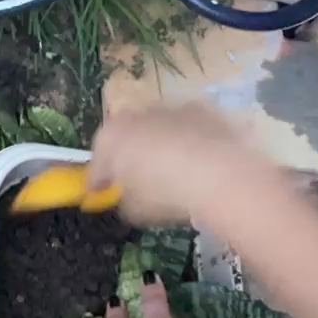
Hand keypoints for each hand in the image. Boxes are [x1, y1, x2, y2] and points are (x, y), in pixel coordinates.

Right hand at [86, 104, 279, 225]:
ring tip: (174, 171)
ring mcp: (170, 108)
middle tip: (138, 181)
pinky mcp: (202, 108)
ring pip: (157, 128)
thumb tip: (126, 197)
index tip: (101, 194)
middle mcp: (135, 115)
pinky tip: (202, 162)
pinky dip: (190, 140)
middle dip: (129, 156)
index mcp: (110, 138)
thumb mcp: (136, 209)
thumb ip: (124, 200)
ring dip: (160, 144)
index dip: (98, 181)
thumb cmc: (167, 194)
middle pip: (126, 137)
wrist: (221, 174)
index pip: (97, 162)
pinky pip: (188, 126)